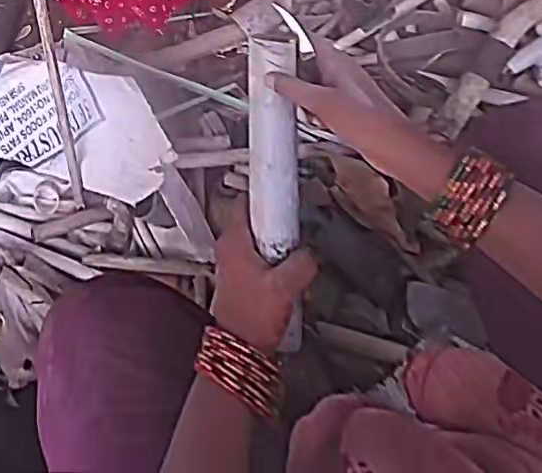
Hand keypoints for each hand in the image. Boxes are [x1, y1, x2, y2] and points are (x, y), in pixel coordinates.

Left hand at [210, 197, 316, 354]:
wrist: (240, 350)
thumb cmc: (252, 318)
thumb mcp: (283, 288)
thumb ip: (302, 265)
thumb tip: (311, 254)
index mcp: (233, 240)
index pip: (245, 200)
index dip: (264, 193)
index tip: (281, 192)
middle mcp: (229, 247)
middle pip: (255, 220)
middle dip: (277, 225)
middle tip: (294, 230)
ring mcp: (234, 262)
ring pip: (259, 240)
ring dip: (278, 246)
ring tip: (294, 257)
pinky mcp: (241, 277)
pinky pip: (260, 258)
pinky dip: (274, 262)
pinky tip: (288, 277)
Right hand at [268, 35, 453, 200]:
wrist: (392, 148)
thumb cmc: (368, 122)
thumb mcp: (321, 102)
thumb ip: (293, 88)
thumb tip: (273, 78)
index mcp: (338, 62)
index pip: (309, 39)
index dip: (290, 39)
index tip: (273, 43)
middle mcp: (343, 72)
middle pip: (309, 63)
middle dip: (293, 73)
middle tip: (278, 81)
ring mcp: (346, 90)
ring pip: (315, 84)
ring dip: (304, 95)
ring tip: (300, 107)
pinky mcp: (348, 108)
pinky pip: (323, 103)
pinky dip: (315, 110)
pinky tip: (315, 121)